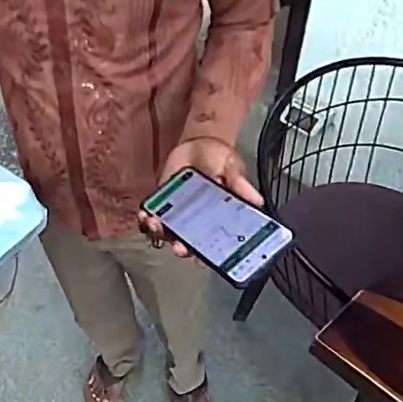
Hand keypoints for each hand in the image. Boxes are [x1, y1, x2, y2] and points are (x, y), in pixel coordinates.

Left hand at [140, 137, 263, 258]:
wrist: (199, 143)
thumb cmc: (220, 158)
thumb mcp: (233, 167)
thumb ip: (241, 184)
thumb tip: (257, 201)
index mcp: (218, 218)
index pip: (215, 242)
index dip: (209, 254)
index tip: (203, 258)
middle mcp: (198, 221)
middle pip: (190, 243)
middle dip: (183, 248)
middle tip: (180, 247)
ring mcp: (178, 214)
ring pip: (169, 233)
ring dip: (161, 232)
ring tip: (157, 225)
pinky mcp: (163, 204)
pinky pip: (154, 216)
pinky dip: (147, 218)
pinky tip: (146, 214)